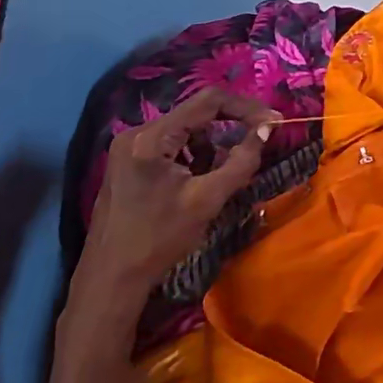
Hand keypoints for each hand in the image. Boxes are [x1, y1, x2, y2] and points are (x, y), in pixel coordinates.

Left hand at [81, 88, 280, 289]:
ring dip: (207, 145)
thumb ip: (240, 162)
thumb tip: (266, 130)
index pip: (208, 102)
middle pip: (194, 114)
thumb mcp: (207, 201)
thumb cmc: (159, 241)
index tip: (272, 121)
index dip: (244, 108)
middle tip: (256, 141)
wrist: (110, 279)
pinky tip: (194, 181)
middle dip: (228, 127)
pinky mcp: (126, 159)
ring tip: (218, 175)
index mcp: (152, 137)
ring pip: (183, 129)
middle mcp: (137, 131)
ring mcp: (128, 145)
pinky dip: (189, 155)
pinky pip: (168, 143)